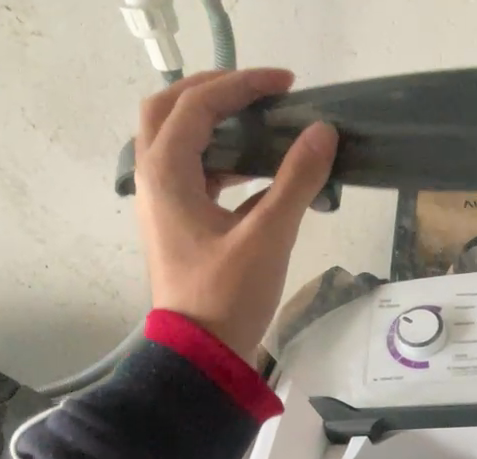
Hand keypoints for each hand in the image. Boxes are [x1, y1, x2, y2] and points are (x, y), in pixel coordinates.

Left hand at [135, 68, 337, 357]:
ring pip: (179, 142)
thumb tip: (323, 134)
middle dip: (216, 93)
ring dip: (217, 126)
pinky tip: (257, 177)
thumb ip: (296, 181)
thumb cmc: (228, 296)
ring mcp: (160, 203)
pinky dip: (222, 163)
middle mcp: (153, 178)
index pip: (199, 104)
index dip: (242, 85)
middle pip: (172, 109)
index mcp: (165, 172)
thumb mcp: (268, 237)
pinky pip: (193, 176)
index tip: (286, 86)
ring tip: (262, 129)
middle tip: (260, 95)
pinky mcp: (176, 226)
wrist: (201, 355)